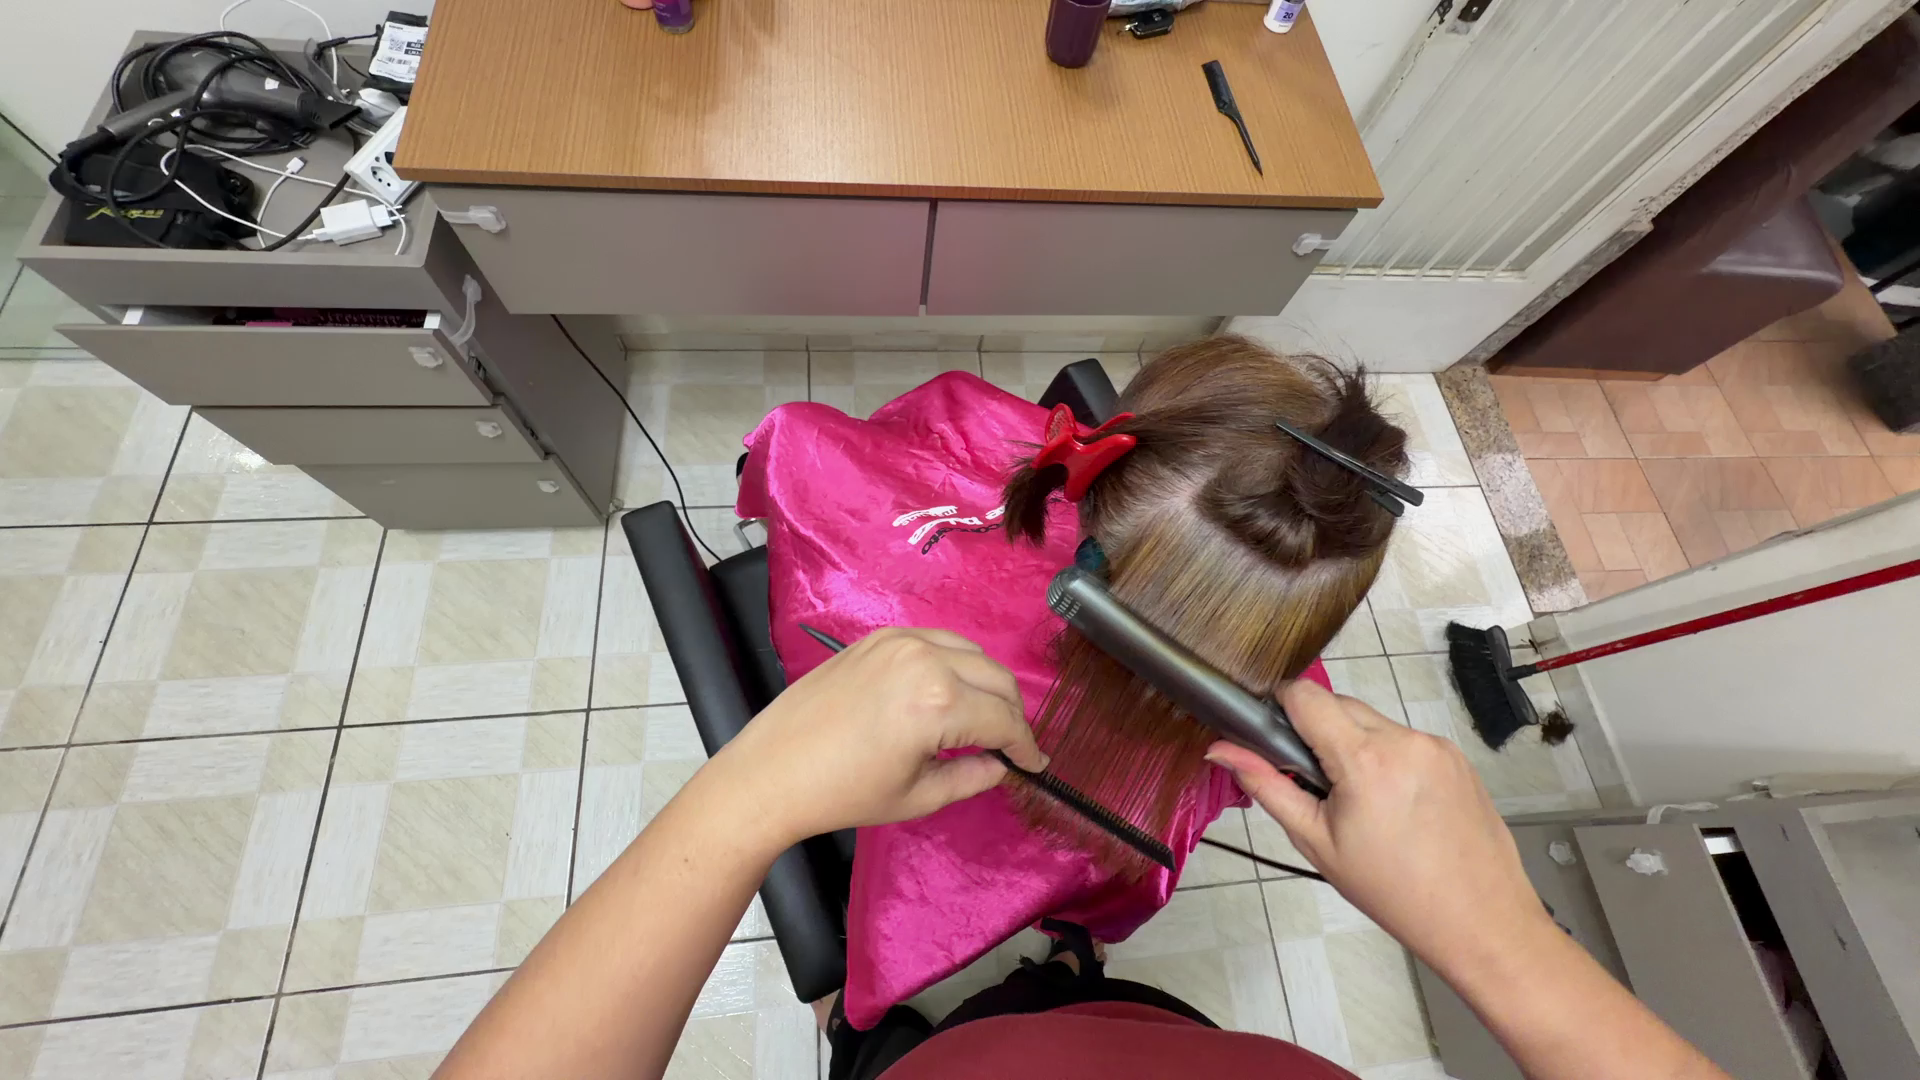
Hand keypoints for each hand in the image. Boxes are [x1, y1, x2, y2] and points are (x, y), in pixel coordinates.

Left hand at [711, 627, 1046, 845]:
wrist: (772, 770)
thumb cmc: (844, 793)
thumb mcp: (918, 796)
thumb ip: (972, 777)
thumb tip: (1001, 766)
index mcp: (938, 701)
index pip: (1003, 720)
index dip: (1025, 745)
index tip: (1034, 764)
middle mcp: (926, 658)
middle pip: (996, 678)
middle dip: (1013, 713)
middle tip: (1012, 745)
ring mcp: (900, 640)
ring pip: (970, 653)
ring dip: (987, 684)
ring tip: (984, 717)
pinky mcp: (879, 636)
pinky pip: (936, 641)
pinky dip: (955, 662)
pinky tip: (948, 690)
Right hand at [1206, 680, 1552, 976]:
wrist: (1484, 925)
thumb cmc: (1394, 891)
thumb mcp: (1315, 840)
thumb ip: (1264, 784)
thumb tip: (1219, 748)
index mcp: (1364, 759)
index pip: (1304, 694)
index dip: (1280, 706)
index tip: (1276, 738)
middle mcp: (1404, 740)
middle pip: (1336, 703)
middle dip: (1316, 729)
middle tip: (1316, 780)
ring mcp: (1436, 745)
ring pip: (1370, 719)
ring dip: (1351, 741)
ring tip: (1360, 797)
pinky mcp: (1456, 756)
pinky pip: (1402, 737)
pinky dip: (1385, 755)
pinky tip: (1392, 800)